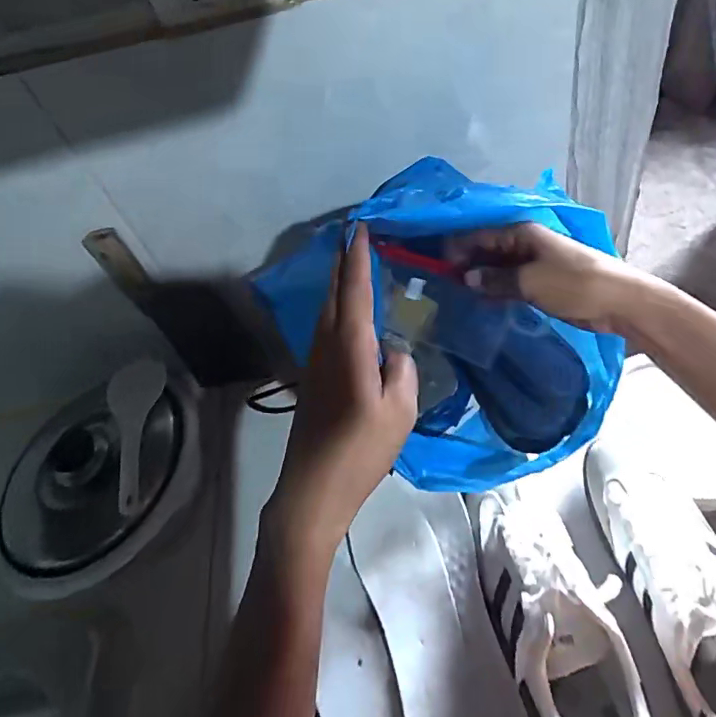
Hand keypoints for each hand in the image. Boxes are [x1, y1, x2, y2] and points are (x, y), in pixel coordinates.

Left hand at [265, 225, 418, 561]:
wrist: (313, 488)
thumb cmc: (361, 449)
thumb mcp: (400, 409)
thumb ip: (402, 369)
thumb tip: (393, 350)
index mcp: (350, 345)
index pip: (355, 289)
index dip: (358, 257)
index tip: (360, 228)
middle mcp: (327, 344)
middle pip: (334, 293)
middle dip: (343, 262)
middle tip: (355, 237)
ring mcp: (315, 360)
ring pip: (327, 310)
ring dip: (339, 284)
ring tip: (353, 266)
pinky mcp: (313, 377)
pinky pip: (326, 328)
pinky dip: (337, 308)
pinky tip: (349, 316)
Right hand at [444, 222, 643, 333]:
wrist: (620, 302)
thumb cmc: (575, 284)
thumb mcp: (531, 281)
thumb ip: (497, 279)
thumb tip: (466, 278)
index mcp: (522, 233)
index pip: (480, 235)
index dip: (458, 247)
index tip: (437, 265)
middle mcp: (525, 244)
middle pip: (487, 249)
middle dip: (466, 263)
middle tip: (441, 283)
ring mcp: (534, 264)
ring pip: (498, 267)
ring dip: (480, 278)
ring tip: (455, 294)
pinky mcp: (541, 284)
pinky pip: (510, 283)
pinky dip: (495, 290)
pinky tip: (480, 302)